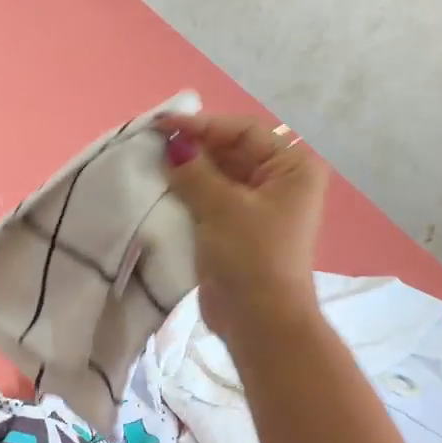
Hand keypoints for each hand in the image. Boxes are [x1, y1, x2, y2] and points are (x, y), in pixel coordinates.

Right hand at [155, 112, 327, 343]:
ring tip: (150, 166)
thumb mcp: (222, 208)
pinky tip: (161, 193)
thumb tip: (173, 145)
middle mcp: (278, 182)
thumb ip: (195, 174)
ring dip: (186, 173)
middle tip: (151, 144)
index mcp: (291, 166)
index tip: (162, 125)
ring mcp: (255, 208)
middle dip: (193, 148)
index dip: (202, 125)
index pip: (243, 132)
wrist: (257, 317)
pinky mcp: (234, 232)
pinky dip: (187, 196)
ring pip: (216, 178)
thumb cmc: (250, 256)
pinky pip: (208, 203)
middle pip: (230, 152)